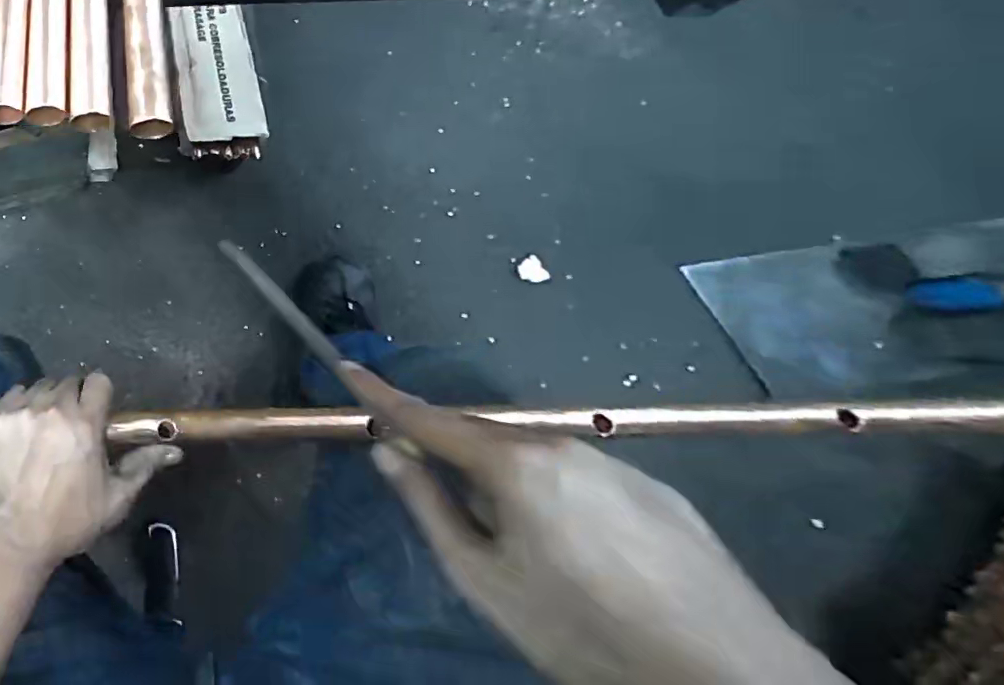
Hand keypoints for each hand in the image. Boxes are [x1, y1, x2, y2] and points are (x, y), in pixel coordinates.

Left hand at [0, 373, 181, 570]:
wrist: (14, 535)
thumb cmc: (70, 519)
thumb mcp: (115, 497)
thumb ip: (143, 466)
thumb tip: (174, 450)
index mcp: (85, 422)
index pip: (98, 380)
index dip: (100, 394)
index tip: (97, 412)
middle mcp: (54, 407)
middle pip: (70, 381)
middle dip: (75, 398)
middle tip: (73, 425)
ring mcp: (23, 409)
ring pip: (42, 385)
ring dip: (49, 399)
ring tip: (47, 426)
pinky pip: (16, 392)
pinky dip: (23, 402)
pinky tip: (25, 425)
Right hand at [346, 365, 847, 684]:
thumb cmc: (586, 634)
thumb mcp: (485, 581)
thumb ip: (428, 506)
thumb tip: (387, 452)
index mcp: (513, 464)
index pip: (429, 419)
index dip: (382, 395)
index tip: (348, 368)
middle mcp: (560, 444)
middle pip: (482, 436)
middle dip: (454, 454)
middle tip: (453, 503)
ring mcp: (613, 463)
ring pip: (533, 455)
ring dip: (508, 479)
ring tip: (530, 546)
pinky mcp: (656, 489)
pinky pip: (581, 474)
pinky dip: (557, 492)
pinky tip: (587, 552)